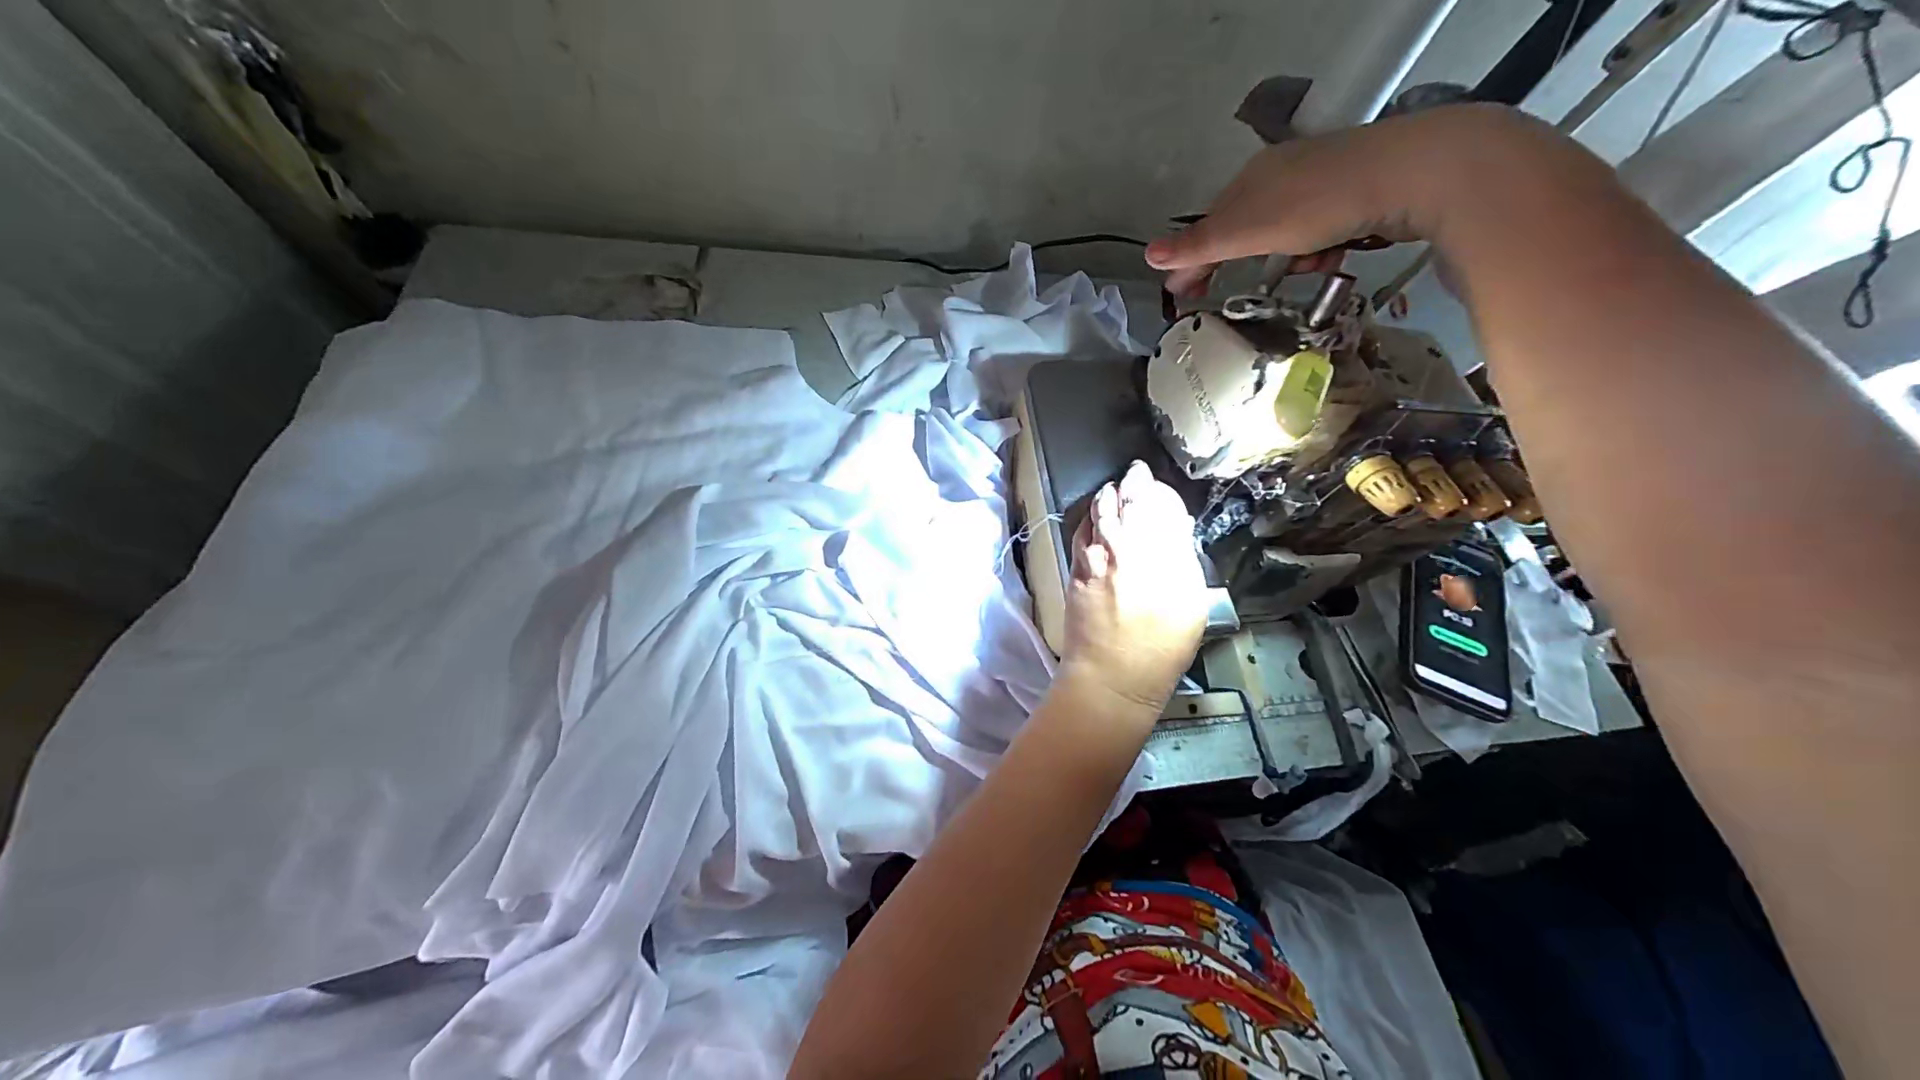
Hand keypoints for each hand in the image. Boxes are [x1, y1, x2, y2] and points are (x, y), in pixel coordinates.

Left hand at [1059, 461, 1208, 712]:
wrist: (1113, 676)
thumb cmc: (1160, 650)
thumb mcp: (1191, 608)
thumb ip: (1185, 564)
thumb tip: (1178, 533)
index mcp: (1168, 560)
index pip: (1164, 509)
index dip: (1163, 494)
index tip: (1162, 490)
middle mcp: (1131, 551)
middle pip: (1131, 501)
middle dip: (1135, 482)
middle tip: (1138, 473)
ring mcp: (1099, 558)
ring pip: (1102, 511)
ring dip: (1109, 494)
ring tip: (1115, 487)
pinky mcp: (1077, 568)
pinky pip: (1081, 531)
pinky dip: (1089, 517)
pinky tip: (1093, 514)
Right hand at [1144, 104, 1562, 295]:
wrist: (1413, 173)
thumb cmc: (1319, 204)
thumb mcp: (1250, 231)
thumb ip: (1200, 247)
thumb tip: (1148, 255)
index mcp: (1250, 180)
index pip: (1208, 225)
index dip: (1192, 262)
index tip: (1180, 294)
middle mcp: (1281, 174)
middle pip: (1245, 229)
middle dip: (1237, 261)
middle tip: (1225, 294)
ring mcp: (1320, 180)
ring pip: (1284, 232)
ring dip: (1283, 258)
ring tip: (1300, 273)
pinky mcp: (1355, 190)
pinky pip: (1321, 228)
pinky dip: (1320, 249)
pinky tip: (1333, 258)